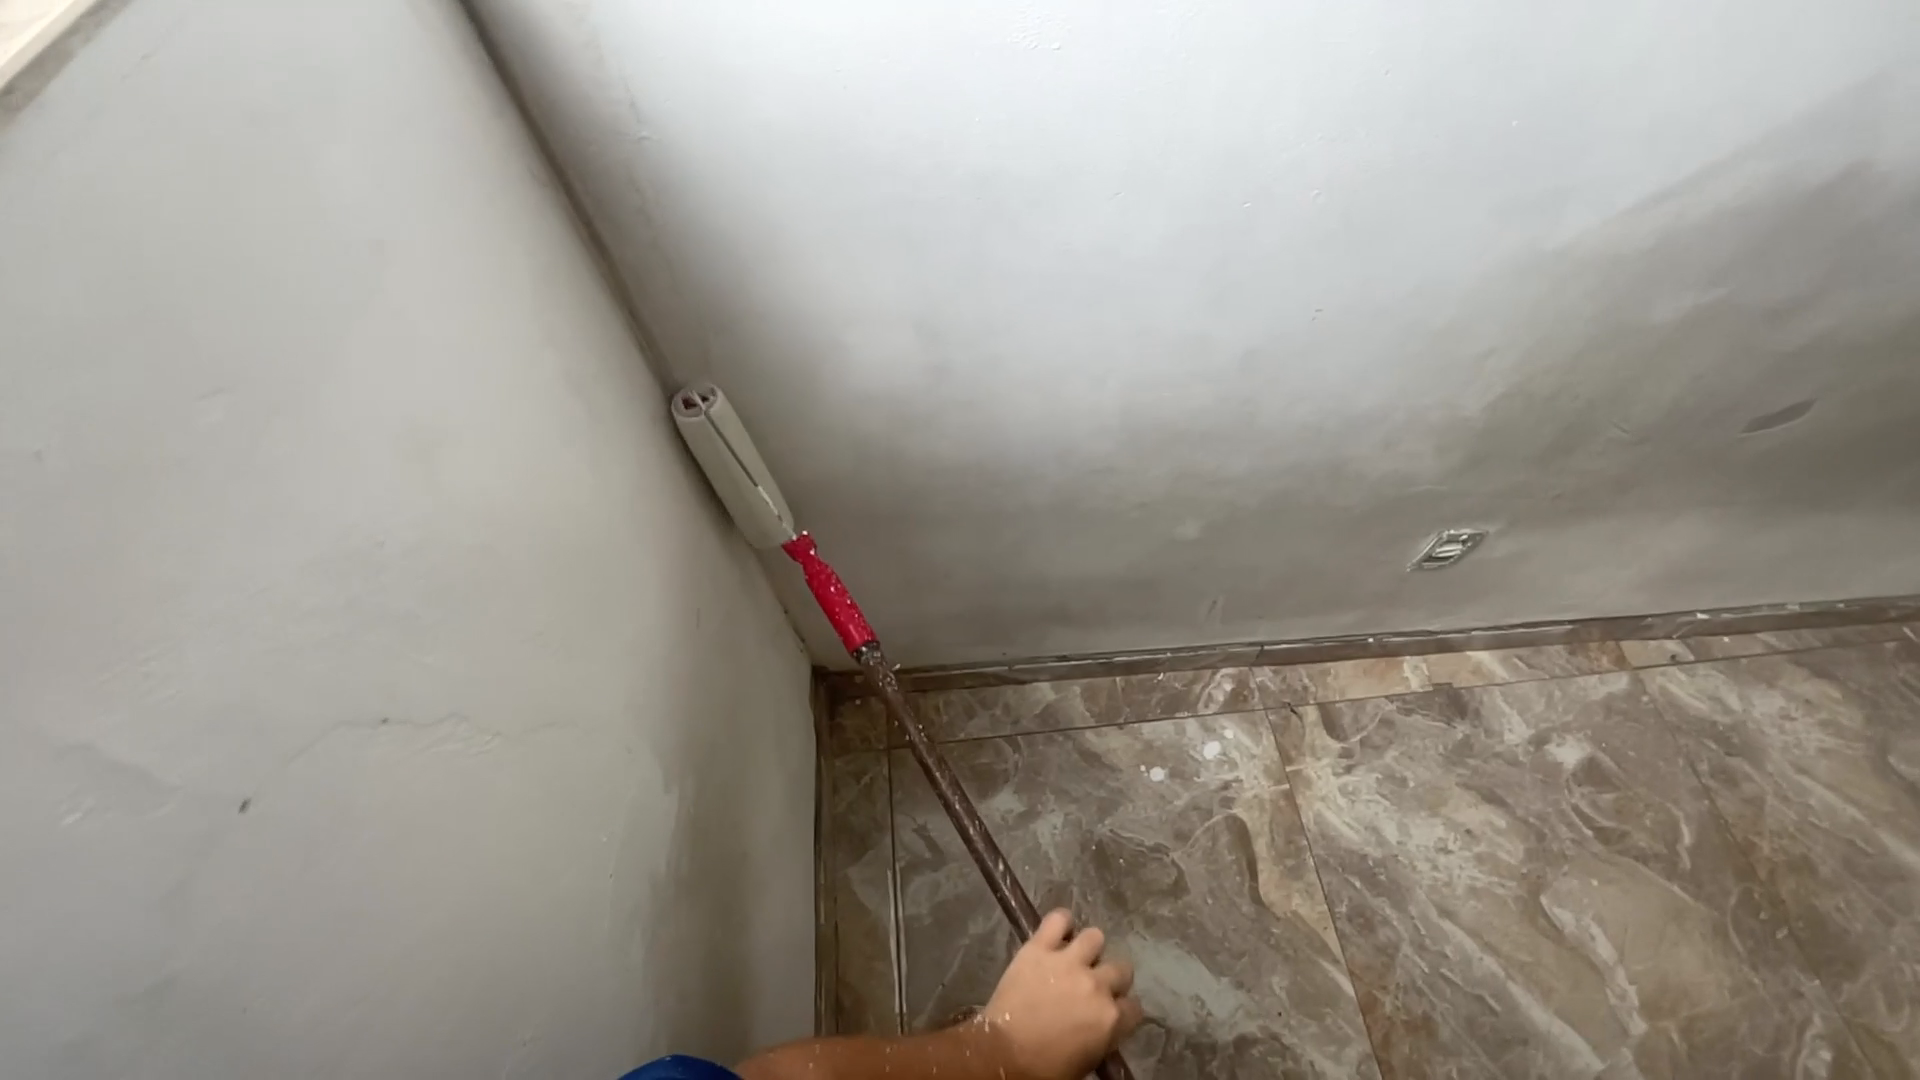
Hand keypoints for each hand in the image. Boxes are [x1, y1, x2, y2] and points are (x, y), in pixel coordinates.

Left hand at [978, 910, 1143, 1079]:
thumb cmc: (1046, 1068)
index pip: (1134, 1007)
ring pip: (1095, 937)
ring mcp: (1068, 961)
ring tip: (1077, 956)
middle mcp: (1096, 985)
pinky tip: (1058, 931)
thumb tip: (1103, 1025)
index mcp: (1110, 1018)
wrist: (1004, 1053)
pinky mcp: (1040, 947)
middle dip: (1112, 977)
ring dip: (1090, 948)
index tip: (1113, 1010)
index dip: (1123, 1008)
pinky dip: (1061, 922)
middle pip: (1122, 968)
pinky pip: (1058, 919)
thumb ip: (1102, 1036)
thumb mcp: (1086, 1062)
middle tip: (1095, 984)